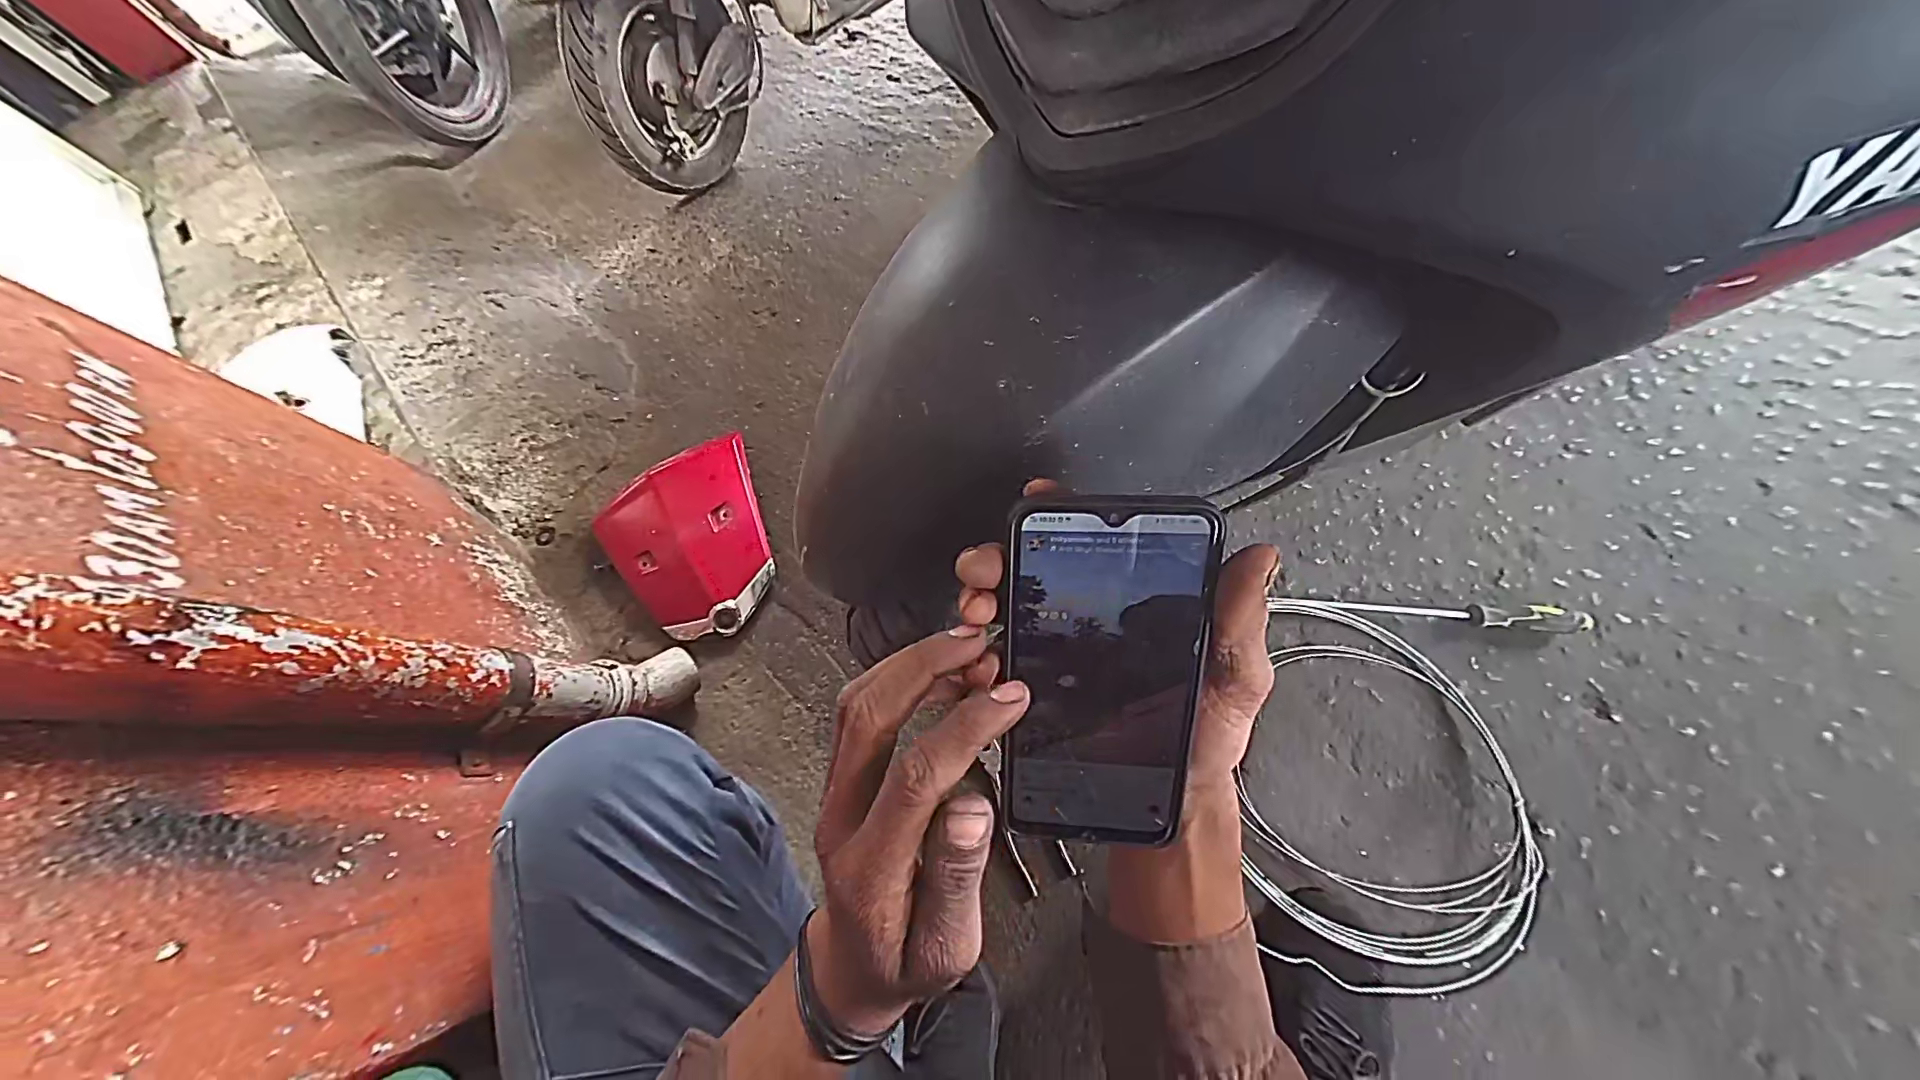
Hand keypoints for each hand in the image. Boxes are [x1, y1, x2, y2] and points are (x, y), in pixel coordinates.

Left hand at [805, 625, 1029, 1035]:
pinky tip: (939, 672)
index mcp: (871, 864)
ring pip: (857, 703)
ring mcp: (837, 790)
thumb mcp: (946, 947)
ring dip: (911, 663)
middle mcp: (843, 815)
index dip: (966, 726)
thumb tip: (973, 809)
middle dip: (925, 667)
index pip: (914, 775)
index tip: (1009, 698)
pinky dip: (899, 677)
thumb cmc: (902, 958)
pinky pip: (860, 710)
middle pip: (868, 717)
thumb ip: (957, 878)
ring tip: (964, 648)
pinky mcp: (843, 775)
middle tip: (977, 645)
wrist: (851, 964)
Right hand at [955, 479, 1279, 942]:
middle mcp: (1091, 624)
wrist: (1169, 807)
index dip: (1063, 517)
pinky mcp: (1035, 694)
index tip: (1041, 500)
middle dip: (999, 559)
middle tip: (989, 568)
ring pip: (1007, 611)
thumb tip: (1257, 560)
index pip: (1095, 548)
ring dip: (980, 598)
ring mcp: (1059, 659)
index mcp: (1135, 607)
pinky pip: (997, 663)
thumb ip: (1239, 622)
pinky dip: (976, 652)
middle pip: (1034, 573)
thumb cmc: (1203, 742)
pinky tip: (978, 656)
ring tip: (977, 609)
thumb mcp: (1233, 679)